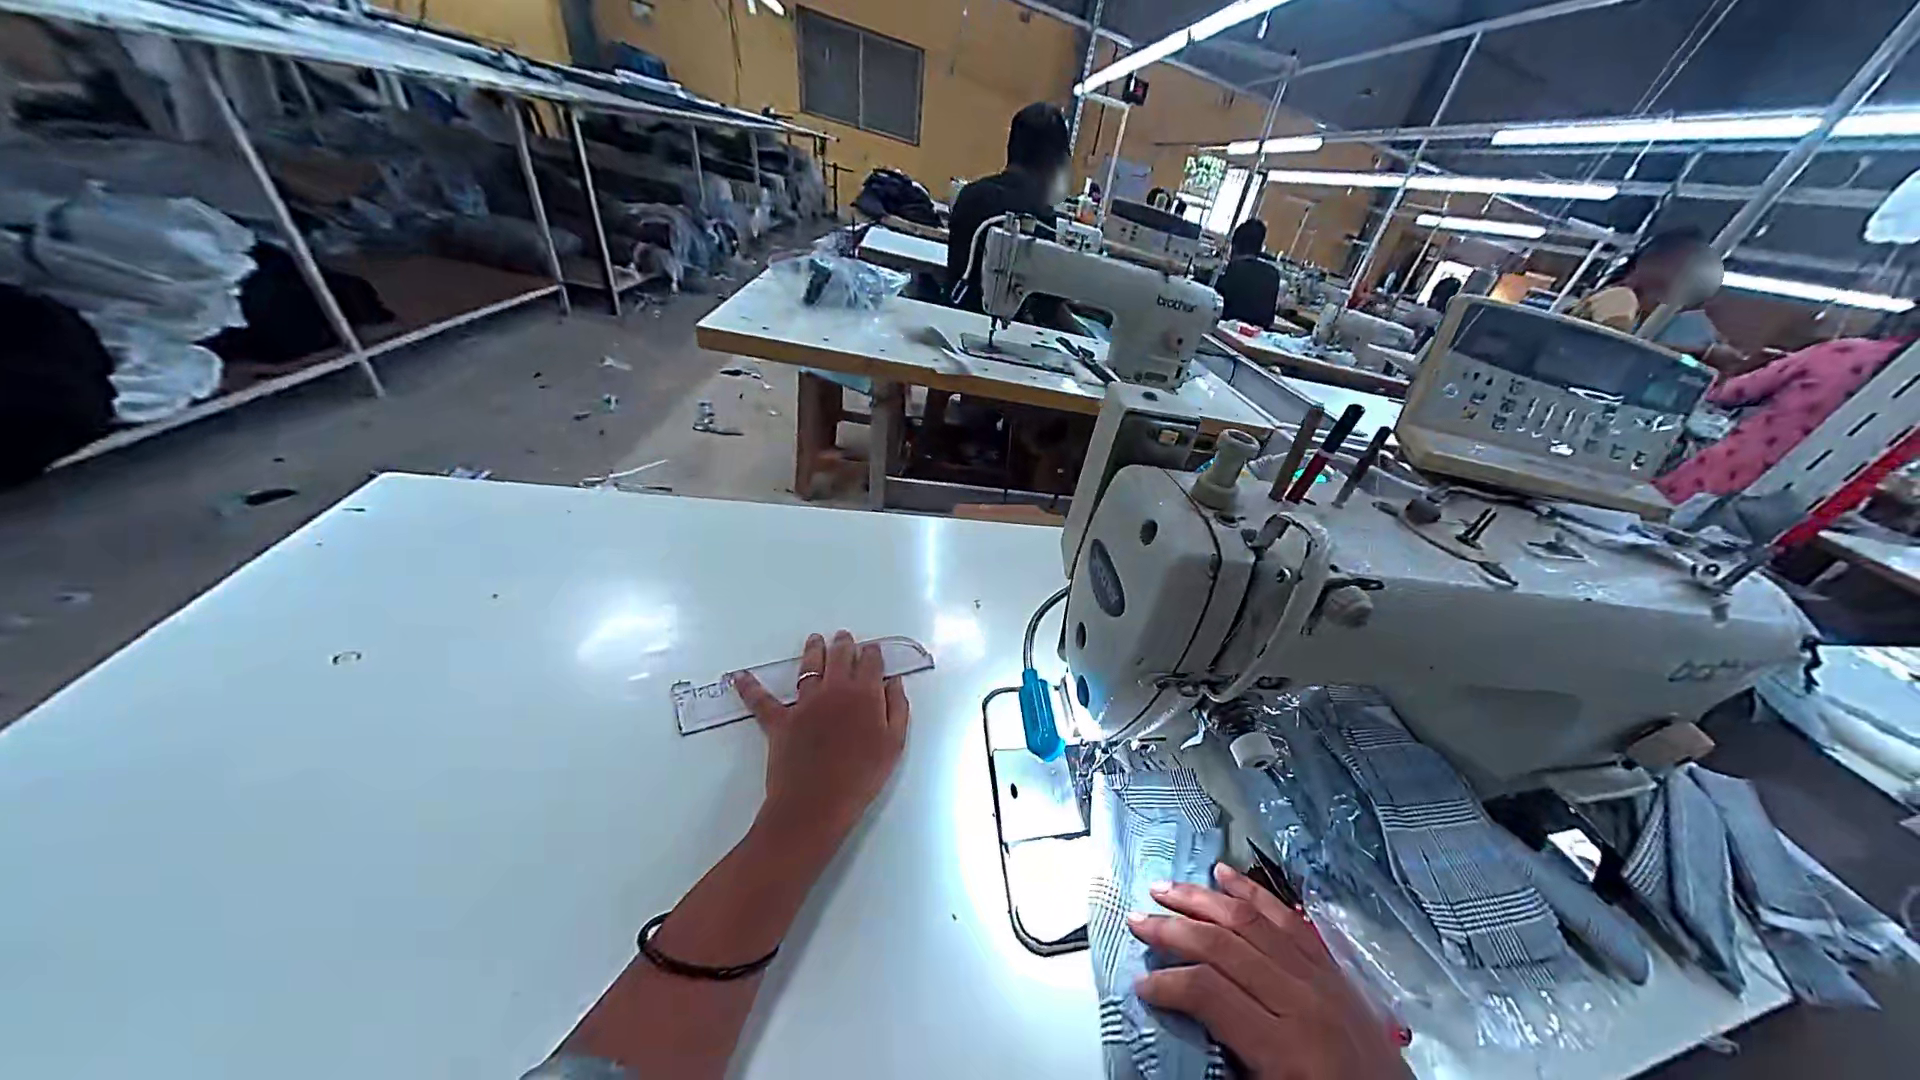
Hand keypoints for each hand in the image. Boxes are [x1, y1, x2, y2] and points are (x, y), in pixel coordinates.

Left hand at [734, 631, 909, 846]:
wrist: (817, 803)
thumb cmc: (861, 777)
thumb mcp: (894, 744)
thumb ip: (897, 708)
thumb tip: (893, 682)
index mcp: (865, 694)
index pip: (870, 662)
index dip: (872, 653)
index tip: (872, 651)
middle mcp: (834, 690)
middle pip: (840, 656)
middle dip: (844, 644)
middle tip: (844, 637)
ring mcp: (805, 703)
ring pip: (809, 667)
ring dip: (813, 650)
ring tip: (815, 640)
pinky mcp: (780, 720)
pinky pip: (761, 699)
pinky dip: (749, 687)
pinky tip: (739, 676)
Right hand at [1129, 864, 1411, 1079]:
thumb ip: (1228, 1056)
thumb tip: (1183, 1016)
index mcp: (1287, 1049)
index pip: (1210, 993)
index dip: (1168, 984)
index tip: (1141, 985)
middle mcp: (1303, 1002)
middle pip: (1223, 945)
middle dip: (1172, 930)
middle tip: (1136, 921)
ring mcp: (1321, 978)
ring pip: (1250, 920)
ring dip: (1200, 900)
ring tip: (1164, 889)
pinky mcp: (1333, 968)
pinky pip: (1288, 918)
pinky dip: (1252, 892)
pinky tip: (1223, 874)